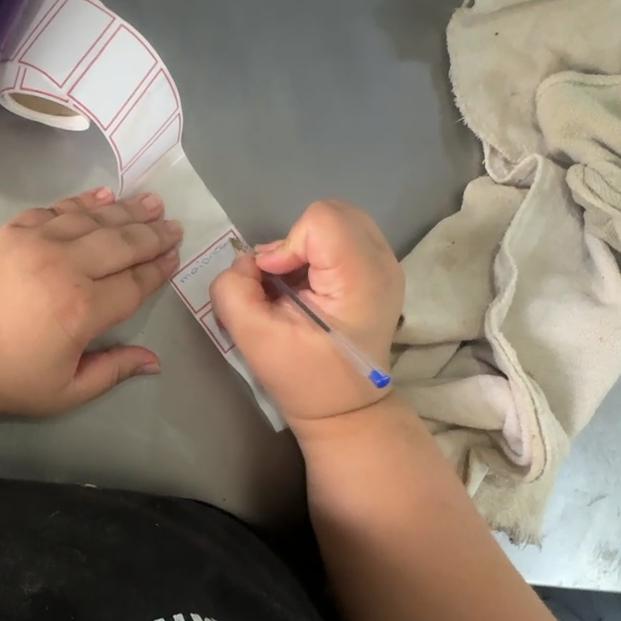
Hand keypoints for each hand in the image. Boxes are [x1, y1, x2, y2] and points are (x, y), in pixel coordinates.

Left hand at [0, 188, 182, 416]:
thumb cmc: (3, 377)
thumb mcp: (63, 392)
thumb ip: (112, 371)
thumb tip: (155, 361)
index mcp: (85, 309)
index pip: (135, 283)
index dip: (159, 269)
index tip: (176, 256)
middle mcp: (68, 266)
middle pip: (121, 243)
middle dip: (152, 234)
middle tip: (174, 225)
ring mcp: (37, 242)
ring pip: (92, 219)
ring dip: (125, 210)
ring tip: (151, 203)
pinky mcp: (11, 231)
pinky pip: (55, 209)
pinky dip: (81, 202)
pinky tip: (101, 197)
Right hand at [210, 199, 404, 427]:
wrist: (345, 408)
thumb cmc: (303, 378)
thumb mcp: (252, 339)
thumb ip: (234, 291)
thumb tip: (247, 264)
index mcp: (361, 279)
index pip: (321, 220)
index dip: (286, 246)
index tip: (276, 283)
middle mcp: (383, 263)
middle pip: (332, 212)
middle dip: (295, 242)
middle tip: (282, 282)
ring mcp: (387, 265)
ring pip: (336, 221)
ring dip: (304, 246)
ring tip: (294, 286)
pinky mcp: (379, 270)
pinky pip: (342, 237)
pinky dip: (316, 253)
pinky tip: (309, 288)